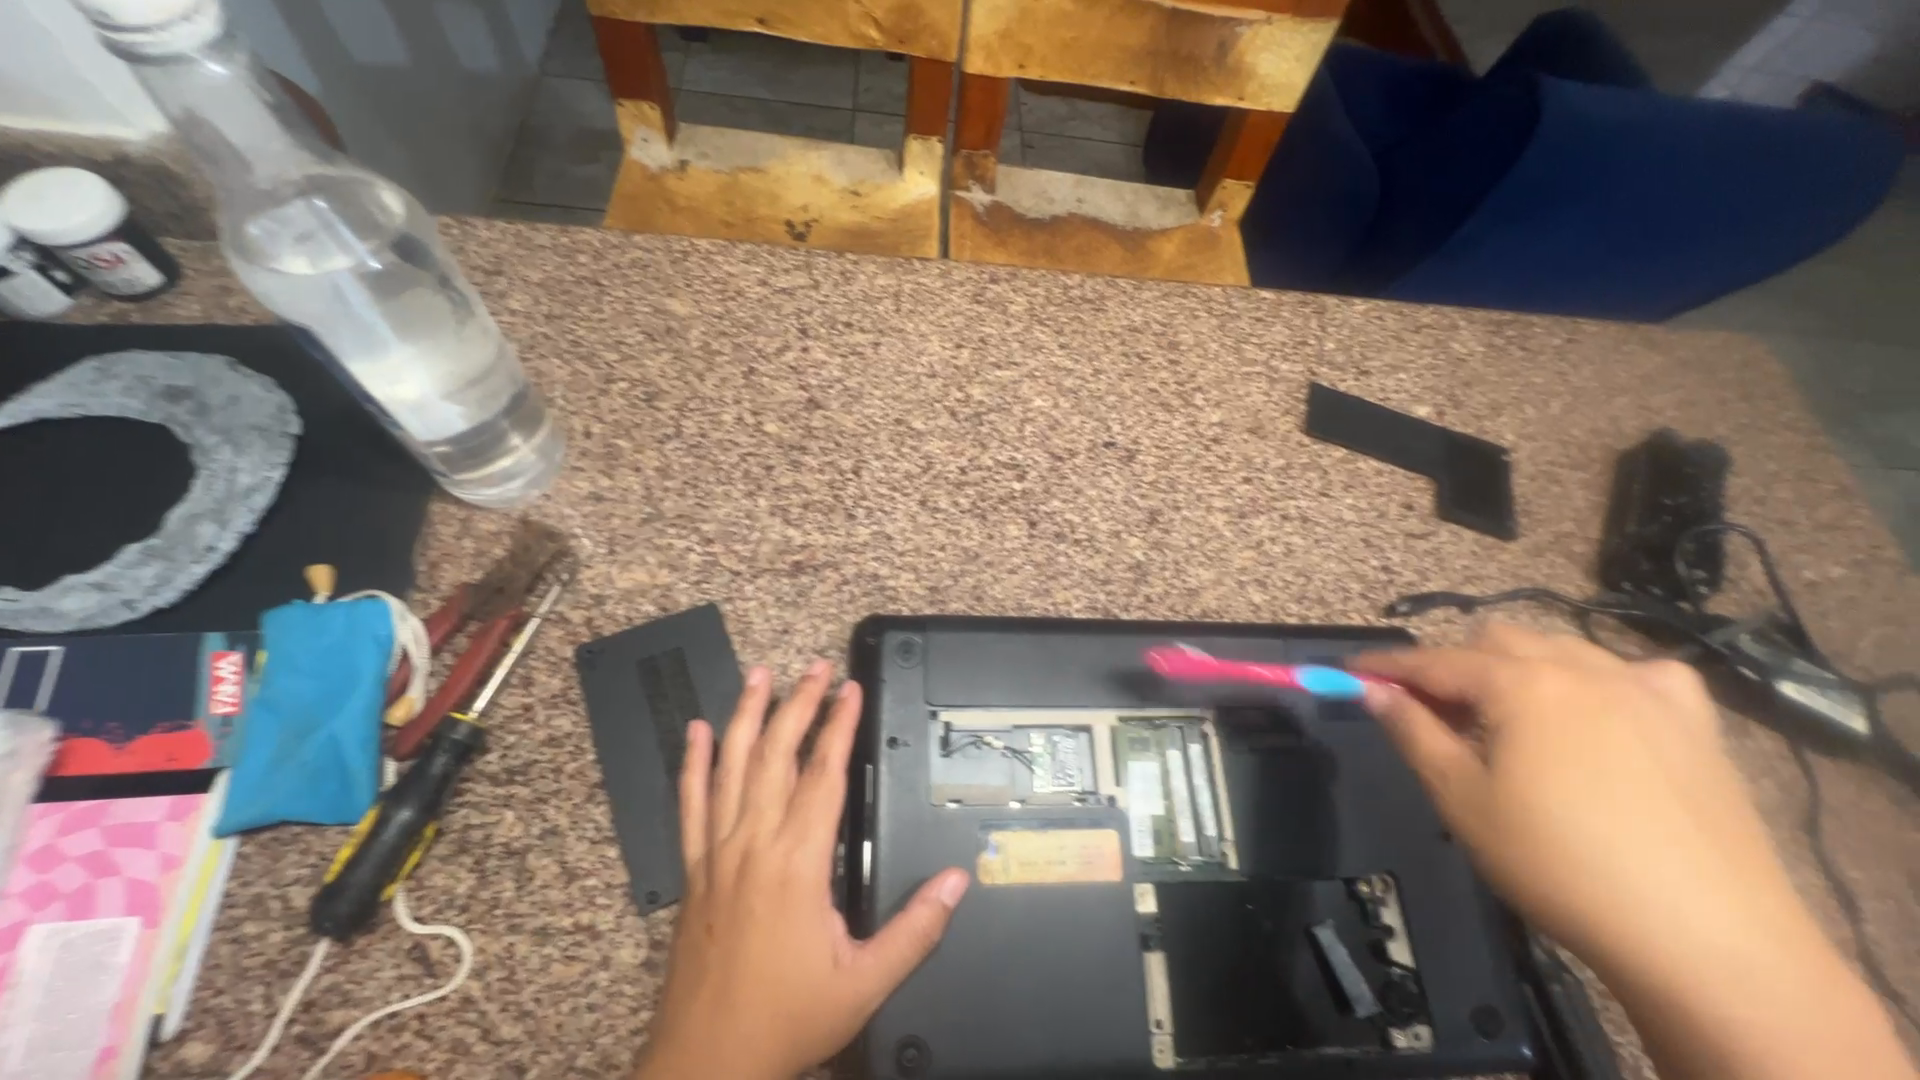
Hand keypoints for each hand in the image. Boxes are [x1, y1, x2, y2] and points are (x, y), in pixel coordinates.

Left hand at [636, 661, 970, 1079]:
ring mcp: (717, 855)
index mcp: (797, 864)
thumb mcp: (865, 982)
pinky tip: (694, 732)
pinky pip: (689, 804)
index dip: (839, 726)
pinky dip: (691, 764)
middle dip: (798, 704)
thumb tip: (955, 882)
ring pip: (729, 767)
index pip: (823, 774)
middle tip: (815, 667)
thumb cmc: (785, 1019)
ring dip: (745, 716)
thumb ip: (916, 929)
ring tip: (759, 676)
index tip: (850, 689)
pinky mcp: (693, 872)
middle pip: (776, 755)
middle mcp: (753, 846)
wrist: (707, 1060)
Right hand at [1354, 624, 1916, 1079]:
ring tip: (1507, 721)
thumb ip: (1414, 732)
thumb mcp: (1463, 800)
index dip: (1388, 666)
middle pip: (1498, 641)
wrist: (1705, 935)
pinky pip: (1634, 674)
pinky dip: (1597, 682)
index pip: (1435, 660)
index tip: (1350, 672)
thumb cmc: (1559, 864)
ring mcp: (1648, 689)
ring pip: (1562, 649)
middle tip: (1433, 713)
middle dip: (1455, 666)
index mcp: (1523, 683)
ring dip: (1519, 670)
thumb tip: (1374, 690)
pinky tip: (1598, 719)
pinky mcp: (1695, 721)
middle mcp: (1585, 667)